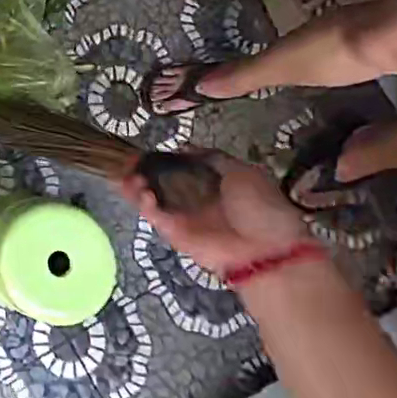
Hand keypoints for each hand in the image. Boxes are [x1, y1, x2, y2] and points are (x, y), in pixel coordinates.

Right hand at [120, 152, 316, 276]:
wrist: (266, 251)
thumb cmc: (261, 208)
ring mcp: (182, 217)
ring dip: (136, 187)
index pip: (180, 170)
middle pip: (159, 184)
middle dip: (142, 172)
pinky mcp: (173, 233)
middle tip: (130, 162)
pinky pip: (153, 216)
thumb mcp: (243, 172)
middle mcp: (194, 200)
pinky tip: (144, 194)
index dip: (163, 160)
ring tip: (131, 177)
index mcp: (213, 186)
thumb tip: (183, 147)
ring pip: (150, 199)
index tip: (149, 151)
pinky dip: (144, 204)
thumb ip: (212, 157)